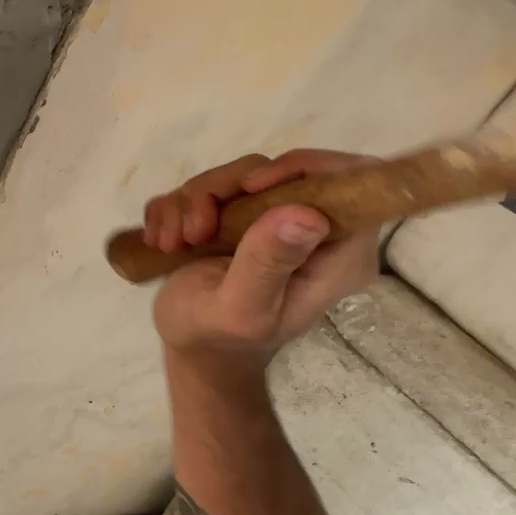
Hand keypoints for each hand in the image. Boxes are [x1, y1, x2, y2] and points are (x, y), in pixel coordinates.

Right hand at [147, 151, 380, 374]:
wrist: (192, 345)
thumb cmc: (219, 335)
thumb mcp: (241, 308)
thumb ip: (268, 263)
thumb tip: (306, 214)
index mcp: (337, 255)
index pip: (352, 181)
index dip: (305, 169)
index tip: (251, 188)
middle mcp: (312, 229)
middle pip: (274, 172)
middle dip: (218, 193)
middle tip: (192, 233)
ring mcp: (272, 219)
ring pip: (232, 177)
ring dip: (188, 204)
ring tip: (171, 244)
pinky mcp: (237, 214)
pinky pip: (203, 187)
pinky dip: (174, 209)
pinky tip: (163, 241)